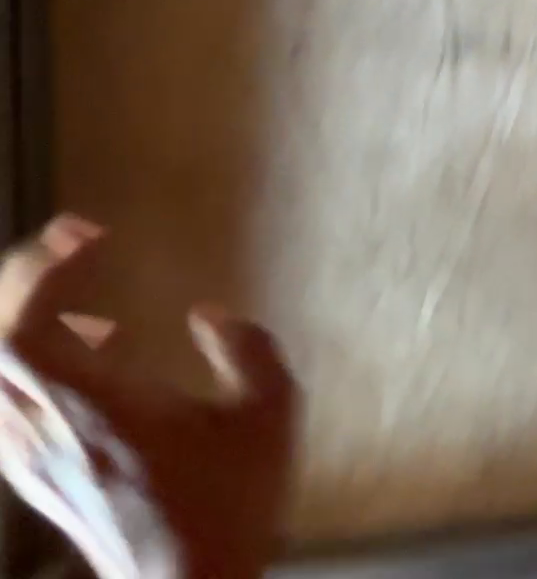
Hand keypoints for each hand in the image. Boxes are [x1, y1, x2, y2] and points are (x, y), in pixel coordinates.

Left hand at [0, 216, 298, 578]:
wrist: (188, 570)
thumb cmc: (232, 491)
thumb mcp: (270, 408)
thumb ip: (247, 350)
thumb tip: (214, 315)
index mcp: (94, 407)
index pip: (28, 328)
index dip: (46, 272)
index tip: (90, 232)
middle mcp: (43, 428)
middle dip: (21, 282)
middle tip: (70, 241)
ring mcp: (32, 451)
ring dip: (24, 315)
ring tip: (74, 281)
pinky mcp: (39, 466)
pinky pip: (9, 394)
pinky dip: (31, 352)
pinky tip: (92, 340)